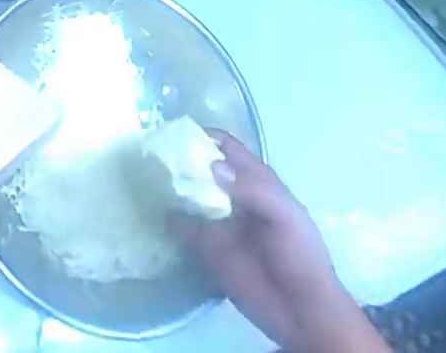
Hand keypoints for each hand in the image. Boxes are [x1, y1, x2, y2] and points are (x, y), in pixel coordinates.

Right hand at [171, 132, 387, 352]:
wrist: (302, 314)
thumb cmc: (300, 256)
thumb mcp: (286, 216)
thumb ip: (253, 189)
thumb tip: (212, 166)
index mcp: (254, 180)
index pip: (225, 146)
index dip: (203, 135)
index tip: (176, 131)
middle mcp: (230, 193)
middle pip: (199, 165)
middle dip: (177, 156)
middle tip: (150, 150)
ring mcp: (215, 218)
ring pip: (186, 192)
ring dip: (168, 182)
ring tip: (143, 172)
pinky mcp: (204, 244)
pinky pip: (179, 224)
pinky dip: (165, 213)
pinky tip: (149, 204)